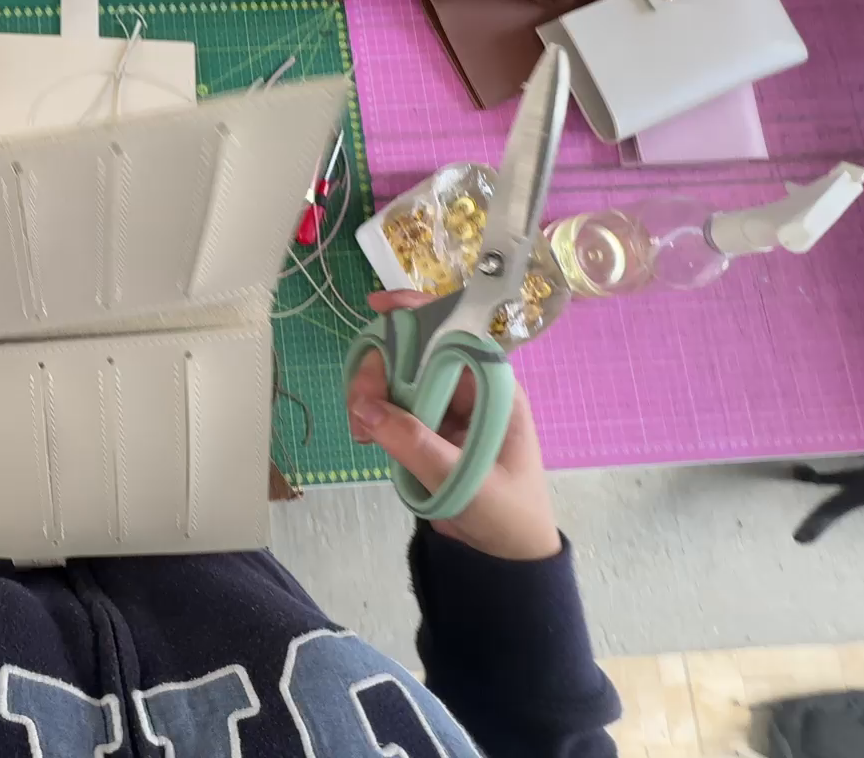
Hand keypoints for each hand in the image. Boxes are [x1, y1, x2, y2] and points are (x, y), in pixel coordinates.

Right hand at [348, 291, 561, 560]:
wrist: (500, 556)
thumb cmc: (504, 516)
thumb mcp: (466, 482)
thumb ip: (418, 445)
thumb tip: (367, 408)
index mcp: (492, 391)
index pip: (456, 335)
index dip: (420, 313)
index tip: (379, 307)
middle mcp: (465, 389)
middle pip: (412, 352)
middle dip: (380, 366)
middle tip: (359, 402)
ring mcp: (440, 406)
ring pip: (392, 375)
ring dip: (368, 391)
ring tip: (360, 429)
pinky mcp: (419, 423)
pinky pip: (384, 400)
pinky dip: (366, 410)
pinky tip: (363, 433)